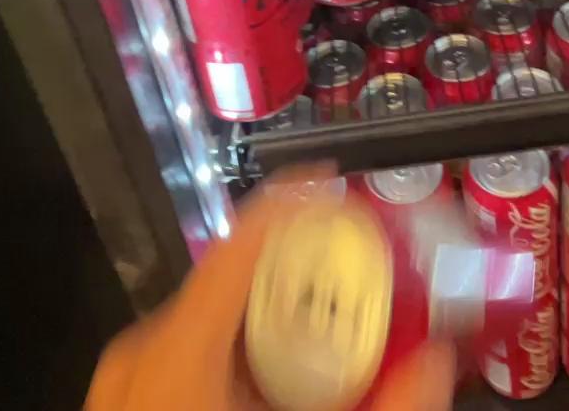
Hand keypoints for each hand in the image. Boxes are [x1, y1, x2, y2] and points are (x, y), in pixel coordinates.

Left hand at [86, 169, 456, 410]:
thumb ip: (381, 402)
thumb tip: (433, 363)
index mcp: (182, 347)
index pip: (242, 237)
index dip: (291, 196)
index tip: (331, 180)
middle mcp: (150, 345)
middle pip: (237, 270)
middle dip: (297, 264)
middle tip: (345, 271)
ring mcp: (135, 366)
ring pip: (217, 304)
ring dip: (269, 303)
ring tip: (315, 326)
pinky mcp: (137, 384)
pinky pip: (195, 335)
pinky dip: (240, 336)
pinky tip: (270, 374)